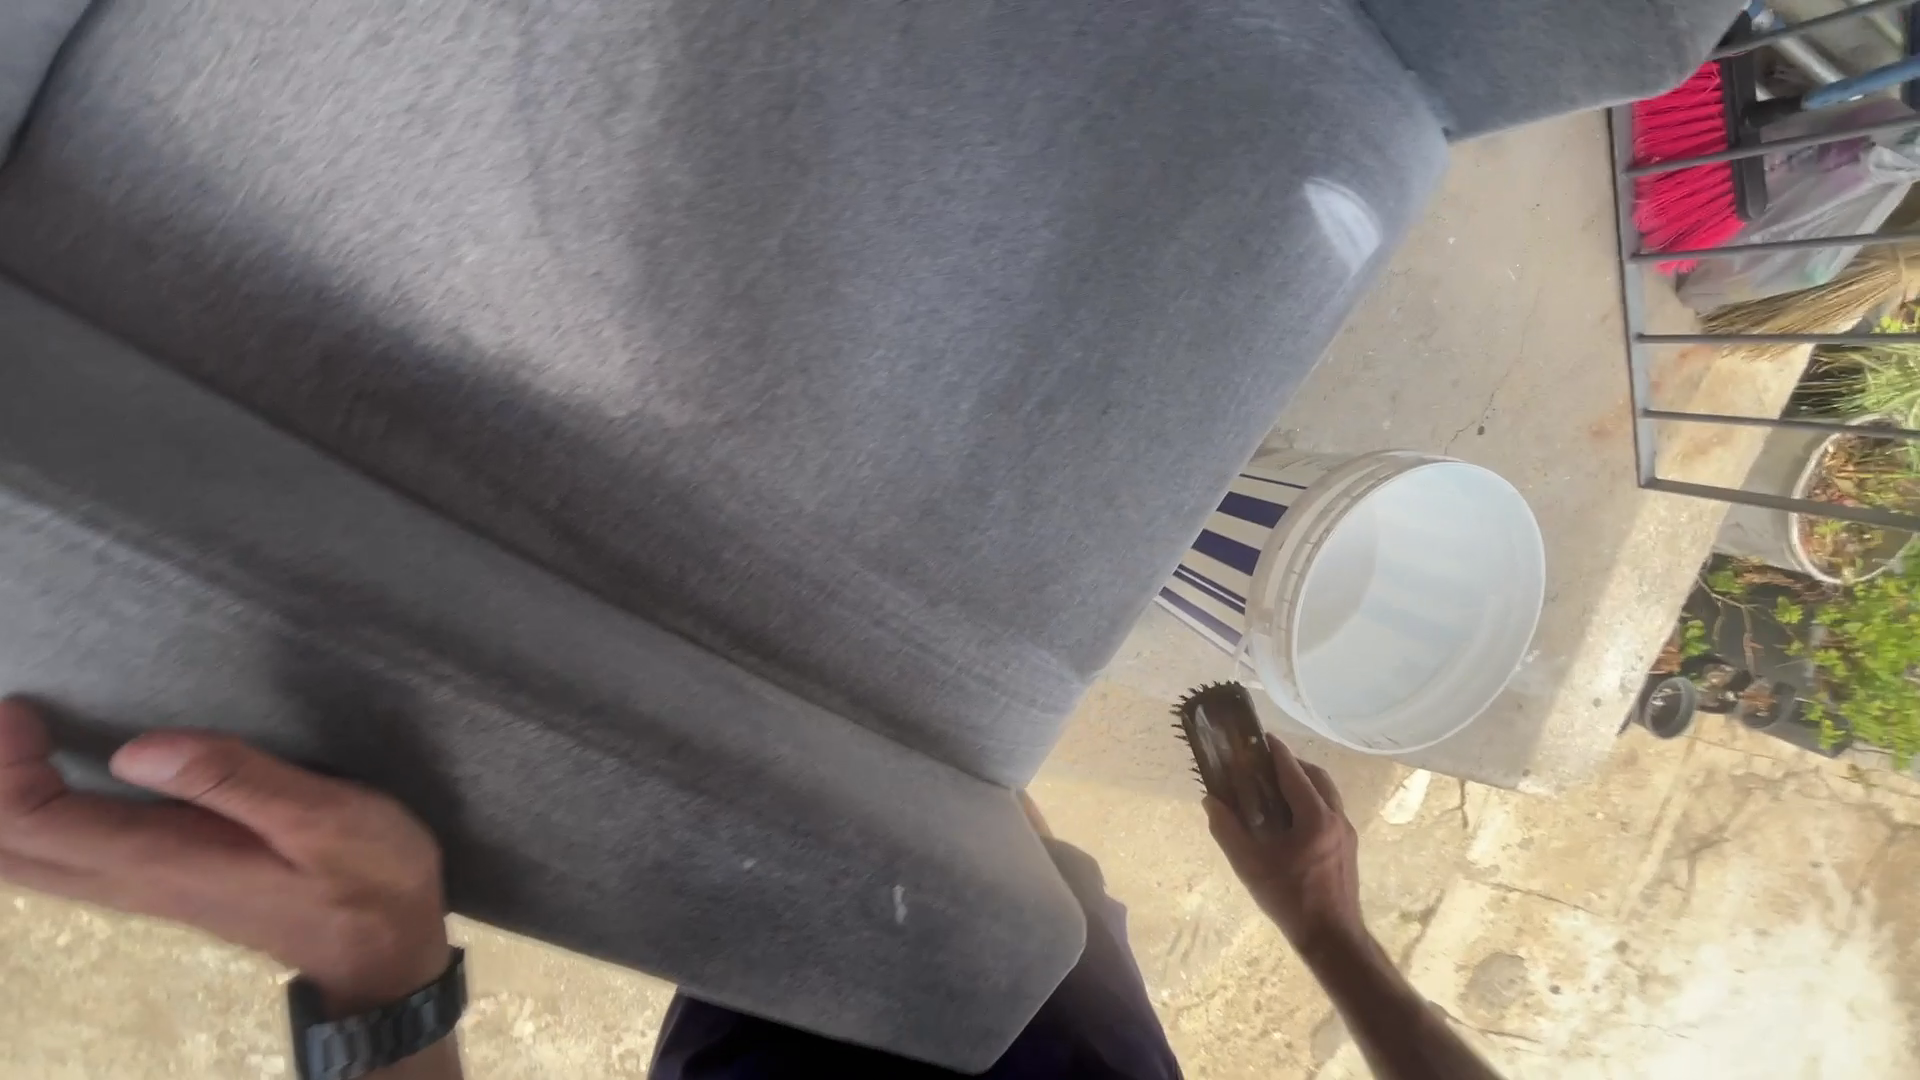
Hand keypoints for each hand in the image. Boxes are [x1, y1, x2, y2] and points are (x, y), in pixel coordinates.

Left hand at [0, 699, 450, 1015]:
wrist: (385, 942)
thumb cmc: (367, 873)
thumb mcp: (323, 816)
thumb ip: (239, 780)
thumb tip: (135, 749)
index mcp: (162, 857)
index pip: (34, 821)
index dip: (4, 764)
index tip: (21, 706)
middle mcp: (136, 879)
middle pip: (9, 851)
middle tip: (9, 723)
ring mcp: (153, 889)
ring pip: (32, 862)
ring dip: (5, 811)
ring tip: (23, 751)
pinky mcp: (177, 886)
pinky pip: (69, 862)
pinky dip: (39, 827)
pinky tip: (71, 795)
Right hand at [1204, 734, 1366, 960]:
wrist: (1333, 940)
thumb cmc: (1289, 898)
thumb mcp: (1248, 864)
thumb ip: (1226, 829)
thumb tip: (1210, 801)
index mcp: (1315, 817)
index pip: (1294, 772)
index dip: (1277, 752)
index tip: (1261, 737)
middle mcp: (1336, 819)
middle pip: (1317, 777)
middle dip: (1293, 764)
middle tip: (1267, 762)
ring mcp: (1347, 834)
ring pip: (1327, 794)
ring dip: (1305, 782)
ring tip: (1277, 787)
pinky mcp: (1348, 849)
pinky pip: (1330, 810)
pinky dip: (1312, 800)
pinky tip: (1291, 817)